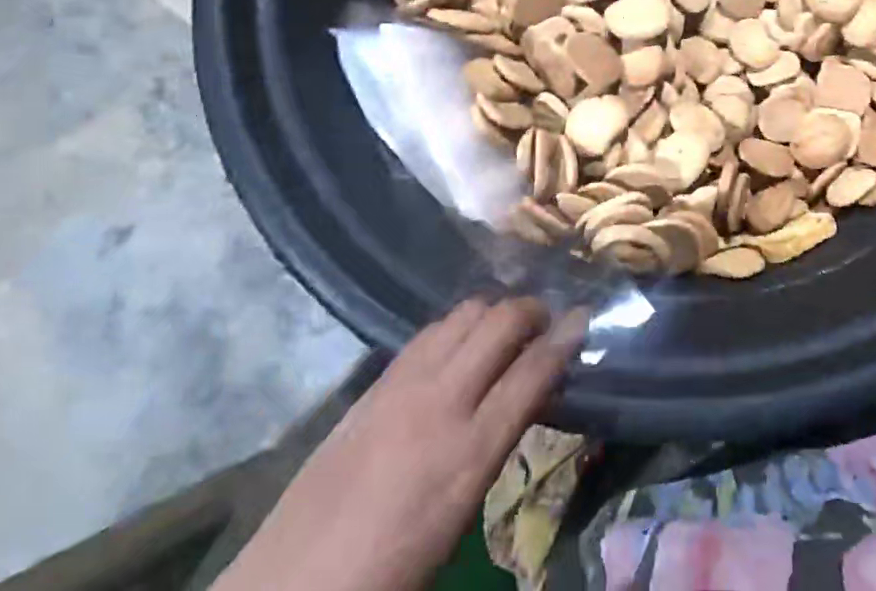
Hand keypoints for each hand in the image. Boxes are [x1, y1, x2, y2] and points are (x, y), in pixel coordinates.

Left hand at [214, 298, 586, 590]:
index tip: (583, 320)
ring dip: (492, 313)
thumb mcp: (461, 521)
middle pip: (499, 323)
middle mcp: (439, 402)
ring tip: (504, 332)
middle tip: (546, 324)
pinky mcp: (372, 385)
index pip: (532, 372)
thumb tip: (521, 404)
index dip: (564, 339)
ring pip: (461, 315)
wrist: (292, 586)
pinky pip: (426, 334)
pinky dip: (455, 327)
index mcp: (469, 452)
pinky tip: (457, 348)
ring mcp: (400, 386)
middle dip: (532, 312)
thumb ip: (495, 450)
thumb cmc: (390, 575)